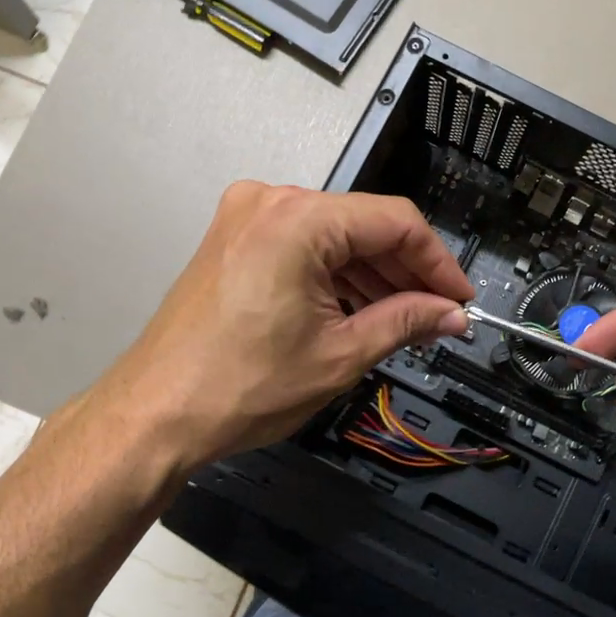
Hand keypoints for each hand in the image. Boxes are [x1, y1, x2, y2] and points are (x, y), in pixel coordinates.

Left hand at [72, 182, 473, 469]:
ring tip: (403, 321)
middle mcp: (269, 203)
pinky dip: (336, 275)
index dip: (438, 262)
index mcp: (298, 220)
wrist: (157, 413)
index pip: (395, 222)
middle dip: (406, 271)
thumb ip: (406, 323)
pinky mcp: (234, 242)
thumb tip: (450, 315)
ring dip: (373, 275)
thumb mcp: (340, 354)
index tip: (458, 298)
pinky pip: (303, 246)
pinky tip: (359, 311)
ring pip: (335, 236)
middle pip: (365, 225)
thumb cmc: (237, 387)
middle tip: (437, 315)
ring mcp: (246, 220)